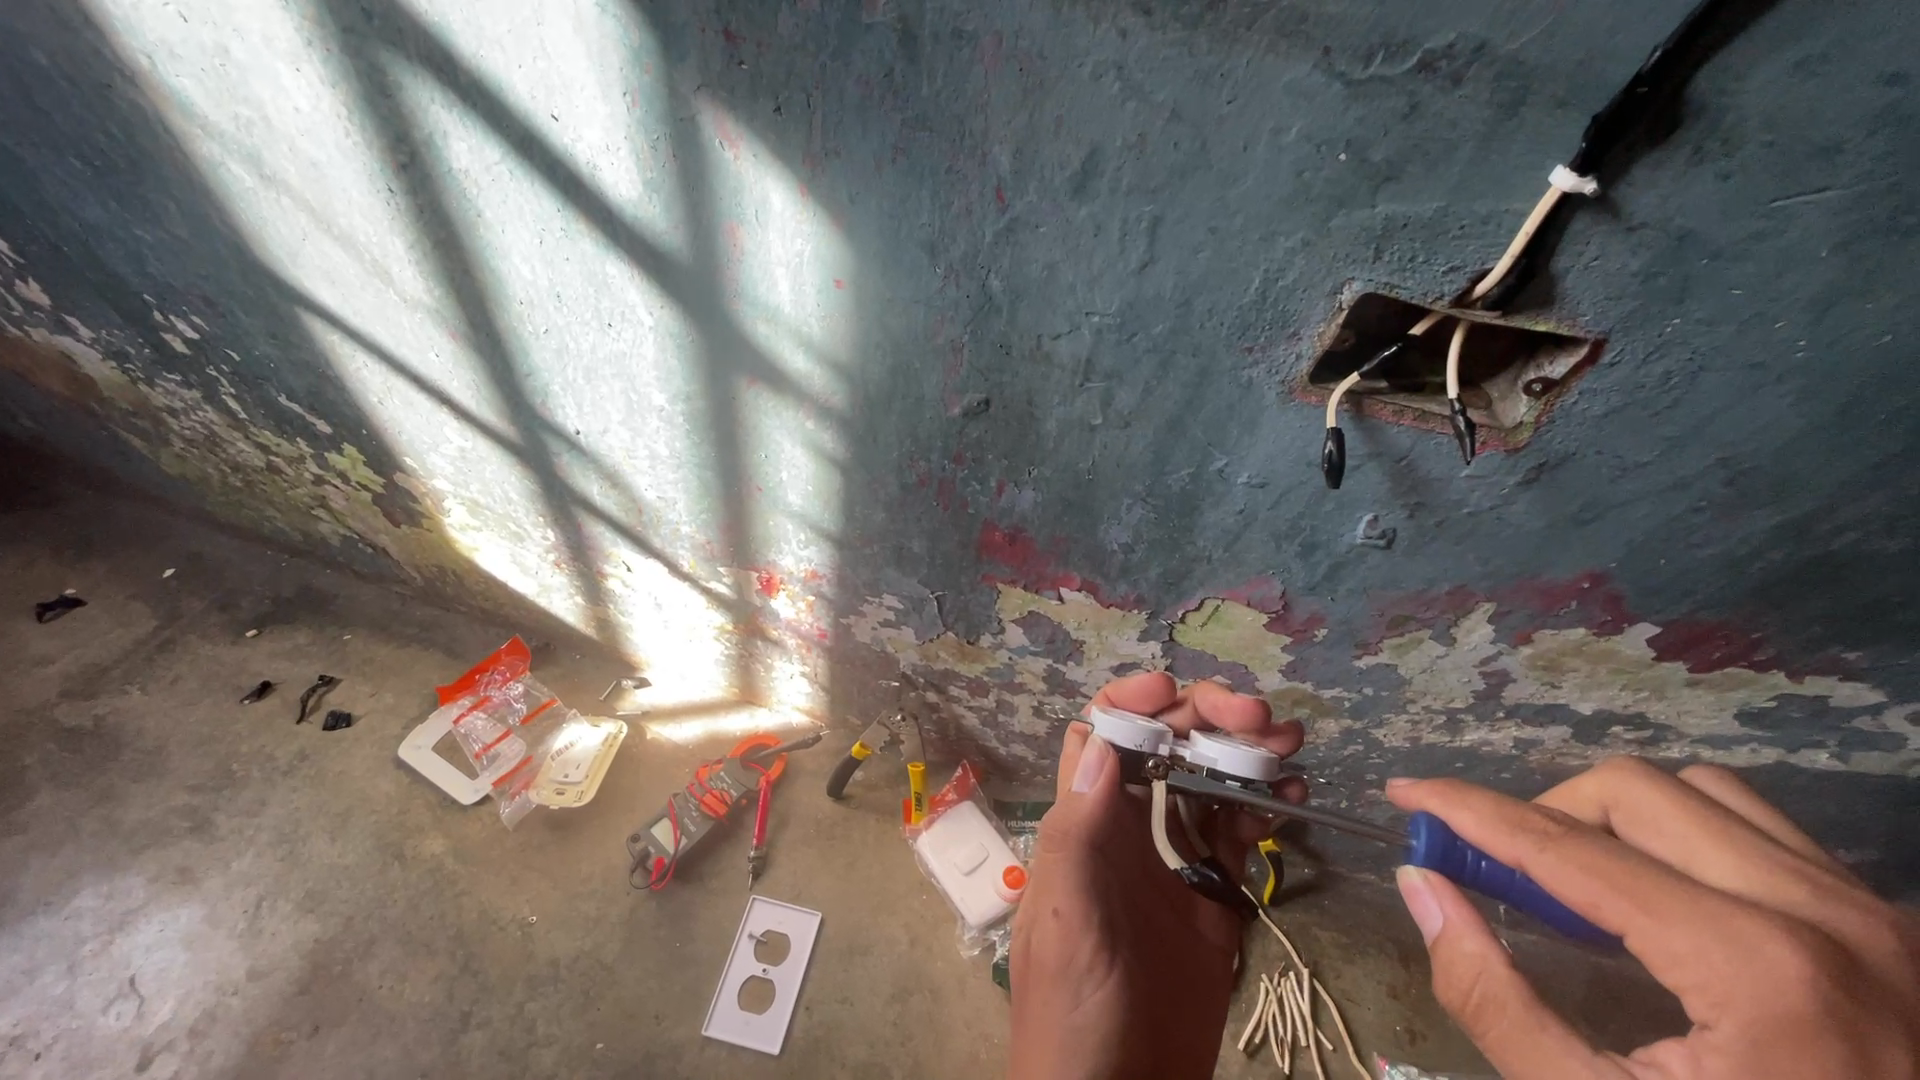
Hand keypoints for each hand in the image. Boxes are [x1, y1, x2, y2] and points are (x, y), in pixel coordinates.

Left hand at [1007, 673, 1305, 1079]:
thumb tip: (1096, 743)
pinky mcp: (1213, 900)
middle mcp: (1127, 830)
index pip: (1102, 736)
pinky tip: (1292, 796)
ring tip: (1287, 742)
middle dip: (1205, 718)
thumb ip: (1076, 834)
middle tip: (1258, 714)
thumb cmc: (1070, 1012)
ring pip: (1206, 783)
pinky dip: (1264, 808)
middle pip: (1163, 748)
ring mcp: (1173, 862)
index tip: (1174, 692)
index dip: (1131, 702)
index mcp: (1084, 824)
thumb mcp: (1064, 922)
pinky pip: (1238, 838)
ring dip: (1242, 753)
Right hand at [1389, 758, 1919, 1078]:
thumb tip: (1422, 888)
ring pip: (1702, 792)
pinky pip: (1761, 828)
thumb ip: (1494, 999)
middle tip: (1498, 869)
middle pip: (1631, 790)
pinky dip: (1683, 836)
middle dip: (1542, 815)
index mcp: (1752, 964)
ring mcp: (1871, 914)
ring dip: (1616, 818)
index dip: (1467, 810)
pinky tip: (1660, 898)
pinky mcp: (1891, 926)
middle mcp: (1820, 910)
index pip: (1564, 845)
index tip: (1405, 794)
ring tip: (1581, 882)